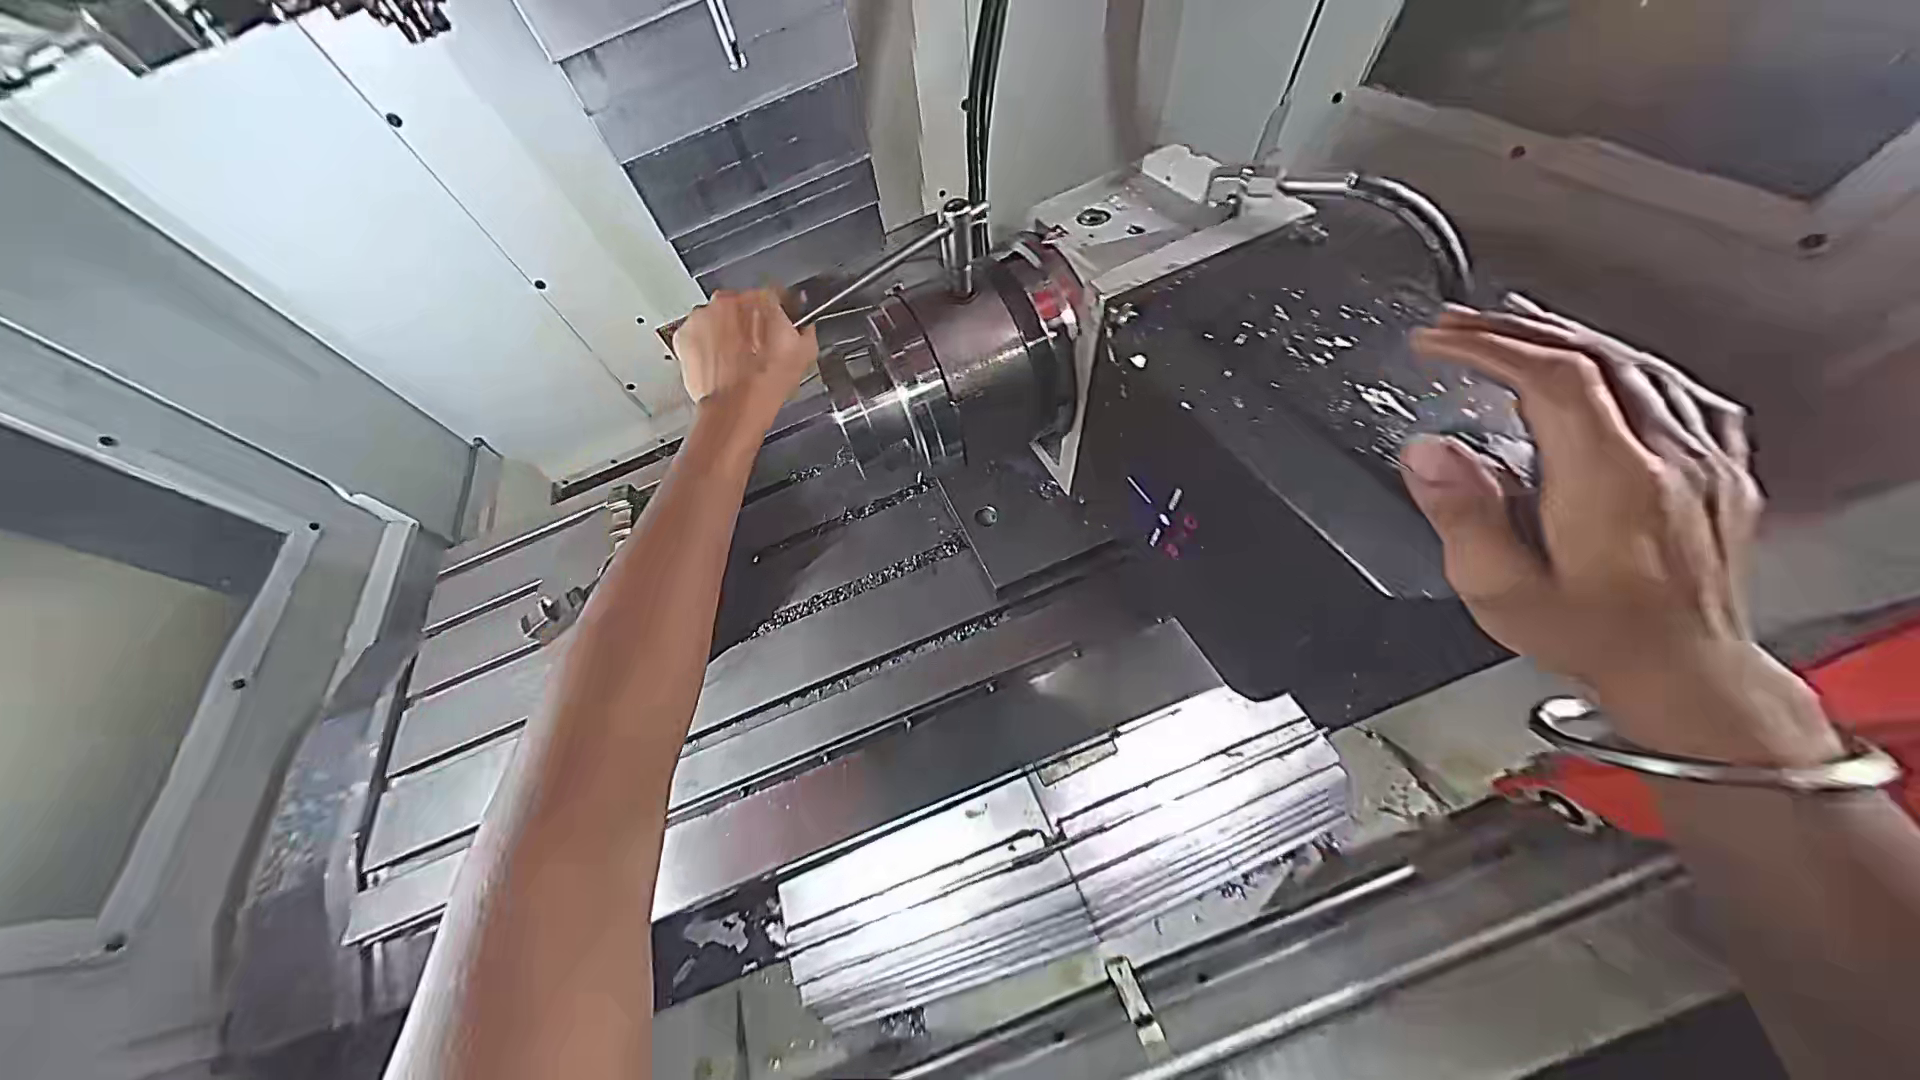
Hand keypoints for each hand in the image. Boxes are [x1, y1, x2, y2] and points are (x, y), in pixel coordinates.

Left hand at [672, 289, 817, 421]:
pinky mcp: (685, 334)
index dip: (779, 313)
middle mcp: (728, 301)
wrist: (735, 407)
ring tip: (737, 361)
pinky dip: (706, 346)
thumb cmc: (766, 383)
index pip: (774, 296)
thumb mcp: (804, 354)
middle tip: (757, 350)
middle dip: (749, 324)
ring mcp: (703, 317)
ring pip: (717, 318)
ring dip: (725, 333)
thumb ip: (806, 331)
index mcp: (761, 300)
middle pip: (741, 305)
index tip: (779, 326)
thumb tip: (804, 328)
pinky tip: (720, 365)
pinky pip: (697, 335)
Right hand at [1403, 296, 1836, 764]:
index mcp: (1609, 480)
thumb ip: (1461, 513)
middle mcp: (1666, 458)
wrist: (1680, 669)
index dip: (1487, 348)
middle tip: (1457, 323)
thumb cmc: (1587, 633)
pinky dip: (1623, 363)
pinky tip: (1602, 363)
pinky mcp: (1716, 470)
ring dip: (1564, 336)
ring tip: (1511, 327)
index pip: (1551, 378)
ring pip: (1636, 365)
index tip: (1437, 340)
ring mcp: (1700, 460)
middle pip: (1593, 358)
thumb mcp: (1497, 587)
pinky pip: (1676, 392)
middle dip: (1514, 330)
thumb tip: (1427, 451)